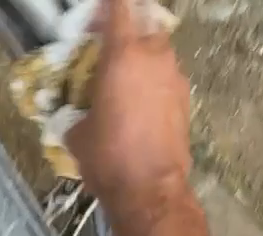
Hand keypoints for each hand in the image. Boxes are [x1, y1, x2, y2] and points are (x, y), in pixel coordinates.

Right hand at [66, 0, 193, 222]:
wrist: (149, 190)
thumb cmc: (108, 158)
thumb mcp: (78, 136)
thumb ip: (78, 114)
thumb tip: (77, 118)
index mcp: (123, 54)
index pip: (118, 7)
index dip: (105, 7)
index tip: (94, 17)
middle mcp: (154, 56)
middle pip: (144, 26)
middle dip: (127, 34)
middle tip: (109, 55)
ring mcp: (174, 77)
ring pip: (158, 54)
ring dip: (142, 62)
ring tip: (124, 86)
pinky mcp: (185, 100)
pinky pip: (166, 81)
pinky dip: (153, 86)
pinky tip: (140, 110)